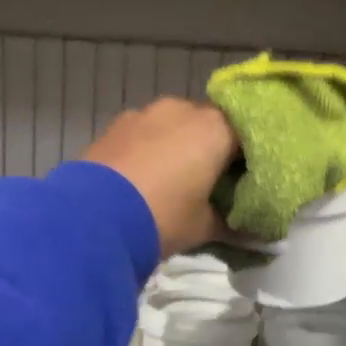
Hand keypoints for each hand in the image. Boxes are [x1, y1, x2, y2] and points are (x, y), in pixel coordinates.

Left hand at [82, 98, 237, 256]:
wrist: (92, 218)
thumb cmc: (162, 217)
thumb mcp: (202, 227)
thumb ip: (231, 225)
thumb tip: (253, 235)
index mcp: (215, 128)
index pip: (247, 133)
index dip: (250, 157)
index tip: (248, 180)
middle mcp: (182, 109)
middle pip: (209, 124)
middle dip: (213, 149)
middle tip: (213, 183)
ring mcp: (144, 113)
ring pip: (174, 125)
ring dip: (179, 146)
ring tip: (174, 180)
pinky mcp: (115, 125)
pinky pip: (145, 133)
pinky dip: (150, 149)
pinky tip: (144, 177)